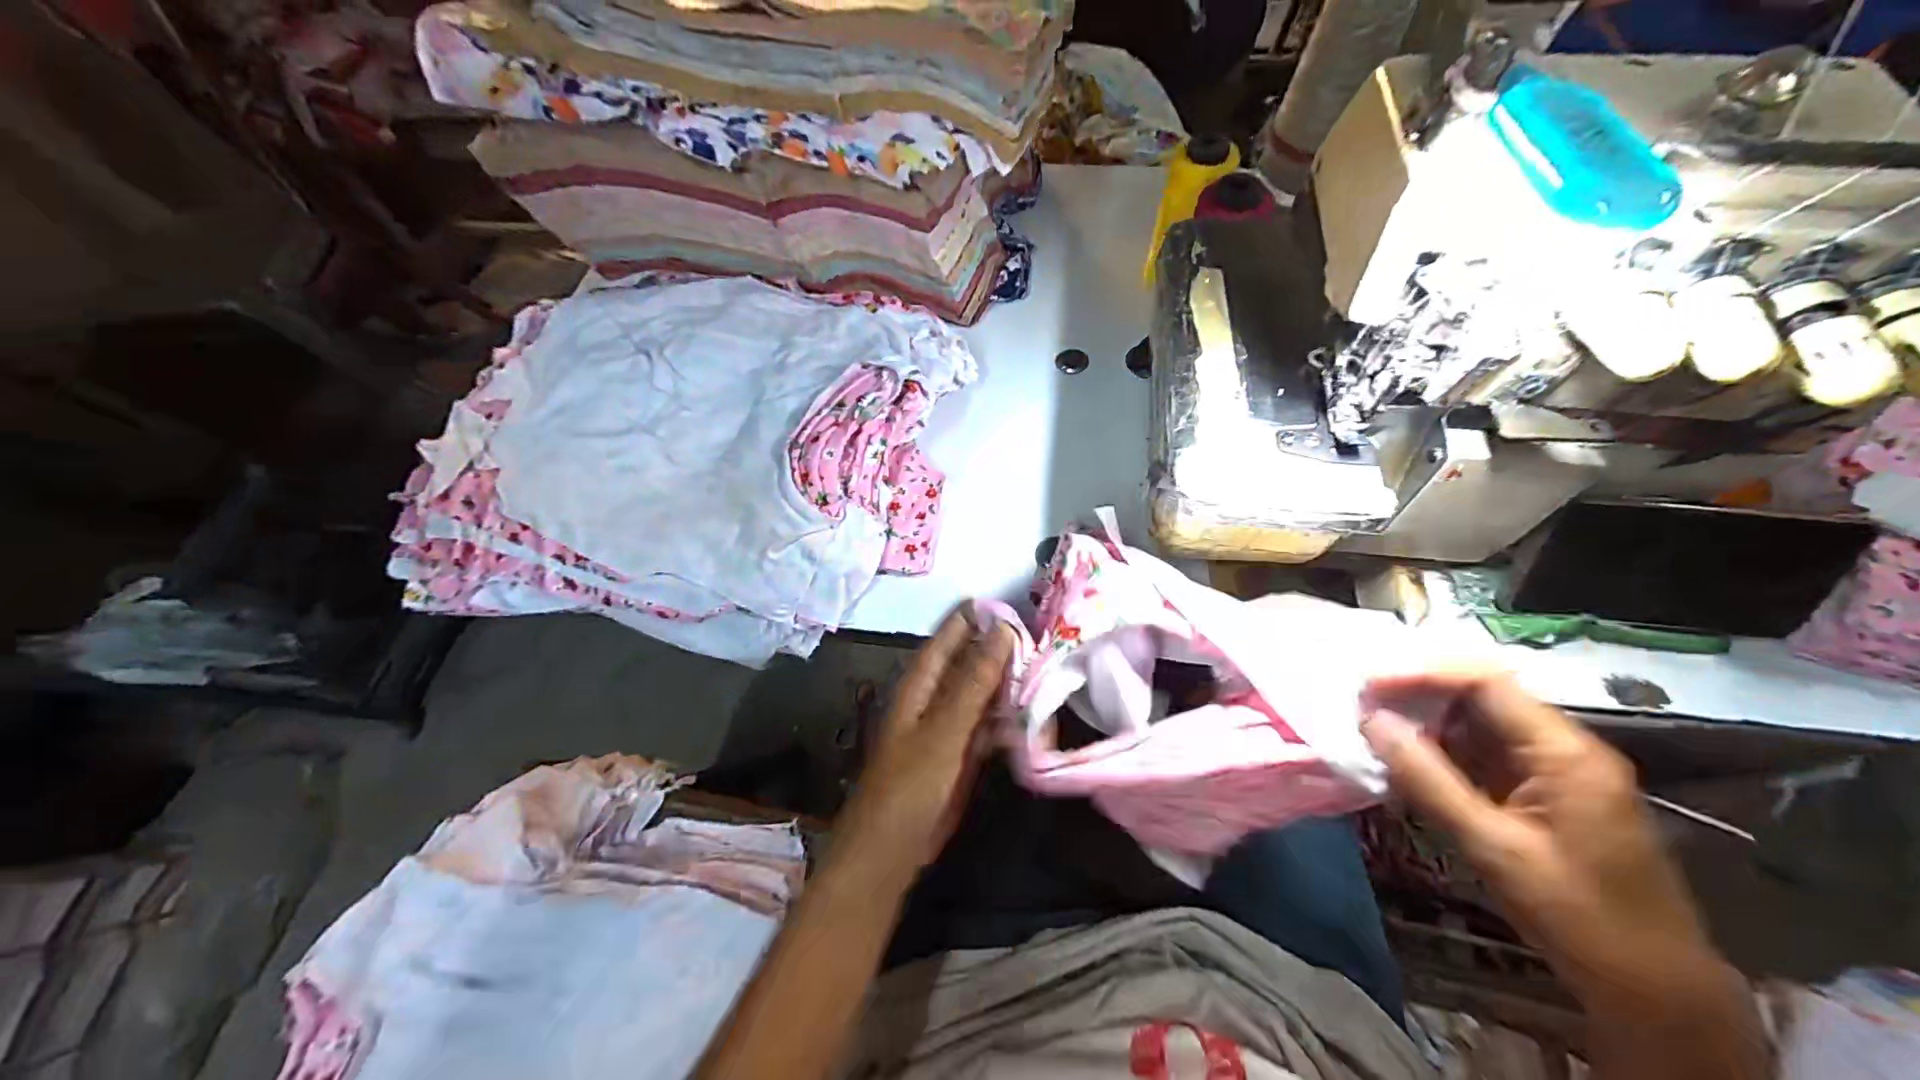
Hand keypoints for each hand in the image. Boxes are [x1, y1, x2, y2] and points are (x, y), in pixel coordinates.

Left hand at [836, 609, 1015, 872]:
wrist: (890, 853)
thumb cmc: (910, 786)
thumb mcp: (944, 730)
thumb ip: (973, 682)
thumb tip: (1001, 630)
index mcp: (919, 685)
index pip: (948, 638)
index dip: (975, 620)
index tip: (1011, 604)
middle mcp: (932, 700)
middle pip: (968, 665)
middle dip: (1000, 652)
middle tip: (1041, 639)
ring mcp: (947, 730)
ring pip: (981, 696)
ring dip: (1008, 686)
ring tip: (1044, 671)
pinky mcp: (959, 757)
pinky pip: (986, 727)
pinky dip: (1006, 720)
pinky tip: (1031, 716)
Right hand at [1359, 672, 1723, 1014]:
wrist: (1652, 985)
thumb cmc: (1575, 914)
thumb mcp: (1490, 845)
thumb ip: (1428, 779)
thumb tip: (1370, 721)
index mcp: (1565, 752)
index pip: (1485, 682)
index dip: (1422, 673)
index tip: (1368, 683)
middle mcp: (1566, 747)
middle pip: (1483, 694)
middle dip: (1418, 691)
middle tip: (1360, 699)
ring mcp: (1558, 769)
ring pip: (1481, 721)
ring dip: (1427, 718)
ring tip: (1372, 722)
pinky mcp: (1546, 791)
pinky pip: (1487, 751)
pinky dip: (1444, 747)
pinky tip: (1407, 754)